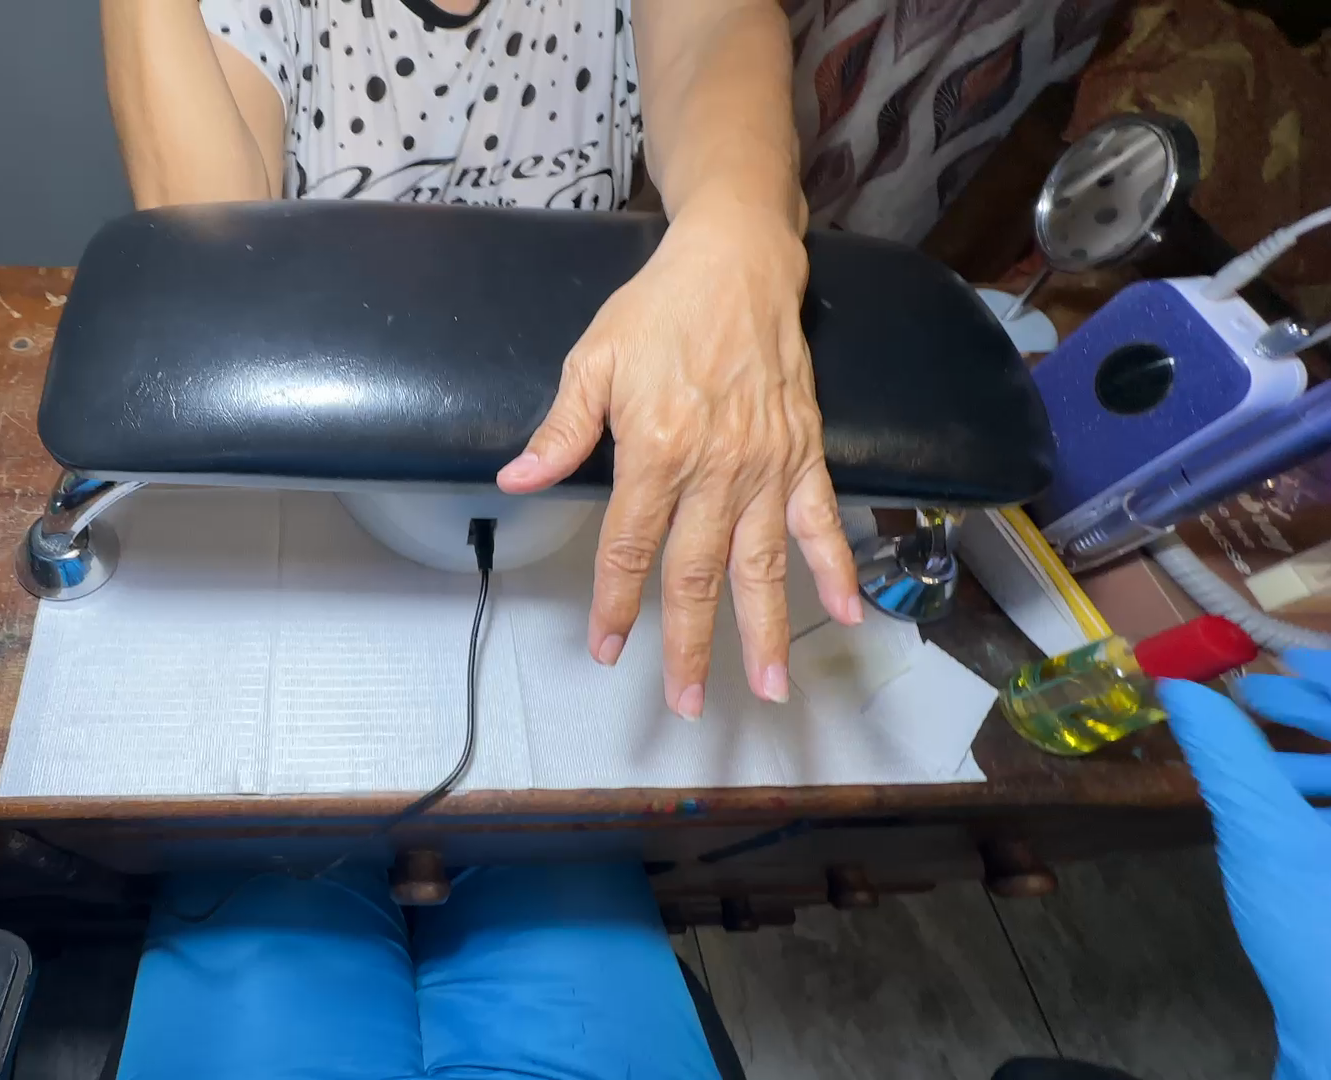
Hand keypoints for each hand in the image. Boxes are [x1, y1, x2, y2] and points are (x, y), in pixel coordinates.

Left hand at [496, 205, 859, 716]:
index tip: (607, 651)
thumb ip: (560, 432)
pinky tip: (849, 611)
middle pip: (697, 573)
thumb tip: (517, 479)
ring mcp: (767, 464)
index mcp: (655, 452)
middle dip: (690, 643)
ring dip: (767, 628)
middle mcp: (715, 470)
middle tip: (685, 703)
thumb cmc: (656, 312)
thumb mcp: (592, 363)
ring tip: (772, 688)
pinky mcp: (804, 450)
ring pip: (763, 562)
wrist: (734, 263)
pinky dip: (834, 565)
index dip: (615, 604)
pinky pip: (823, 517)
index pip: (627, 547)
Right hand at [1159, 654, 1330, 1076]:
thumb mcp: (1267, 837)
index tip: (1283, 652)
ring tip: (1256, 742)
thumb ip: (1226, 754)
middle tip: (1255, 687)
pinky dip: (1328, 787)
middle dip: (1327, 705)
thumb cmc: (1322, 933)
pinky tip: (1285, 794)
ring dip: (1328, 745)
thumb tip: (1178, 688)